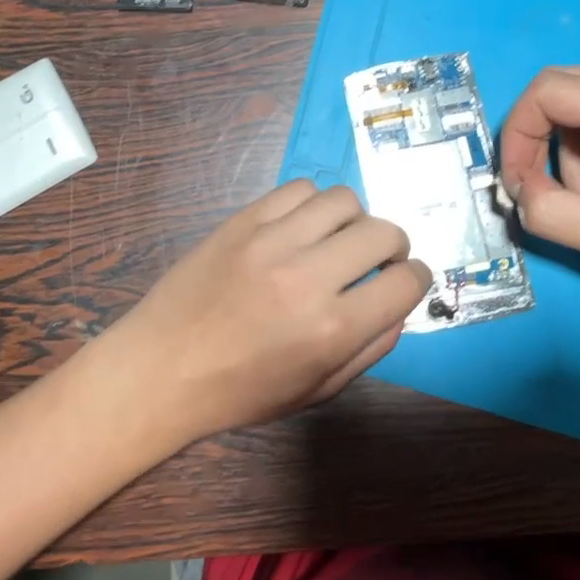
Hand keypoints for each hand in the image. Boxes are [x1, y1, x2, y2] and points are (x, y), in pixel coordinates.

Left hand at [100, 182, 431, 443]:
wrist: (164, 366)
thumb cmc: (242, 391)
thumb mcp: (317, 389)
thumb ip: (370, 348)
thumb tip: (398, 304)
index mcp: (332, 329)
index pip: (406, 282)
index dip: (416, 278)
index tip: (406, 279)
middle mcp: (309, 277)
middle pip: (383, 232)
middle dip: (394, 246)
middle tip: (378, 259)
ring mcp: (273, 241)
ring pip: (343, 200)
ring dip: (354, 219)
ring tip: (338, 238)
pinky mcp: (244, 220)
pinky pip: (298, 189)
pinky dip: (312, 204)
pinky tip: (302, 226)